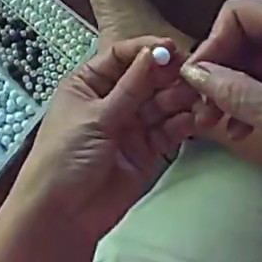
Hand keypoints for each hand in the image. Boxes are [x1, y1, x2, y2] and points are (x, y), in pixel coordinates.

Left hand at [11, 36, 200, 239]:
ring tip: (198, 98)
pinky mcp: (146, 149)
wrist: (62, 213)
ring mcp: (129, 124)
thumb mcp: (97, 116)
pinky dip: (184, 123)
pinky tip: (198, 119)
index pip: (120, 56)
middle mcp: (110, 100)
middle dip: (168, 76)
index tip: (173, 48)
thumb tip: (156, 52)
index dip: (146, 51)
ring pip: (161, 103)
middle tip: (193, 76)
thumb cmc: (65, 156)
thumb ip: (131, 87)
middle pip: (146, 78)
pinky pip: (169, 129)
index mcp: (87, 83)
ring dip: (180, 99)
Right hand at [178, 0, 261, 198]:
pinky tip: (242, 128)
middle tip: (202, 112)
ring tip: (218, 125)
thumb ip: (236, 92)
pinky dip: (254, 99)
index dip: (212, 46)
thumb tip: (191, 73)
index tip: (197, 85)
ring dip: (232, 89)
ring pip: (257, 59)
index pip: (238, 14)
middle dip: (219, 71)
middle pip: (245, 36)